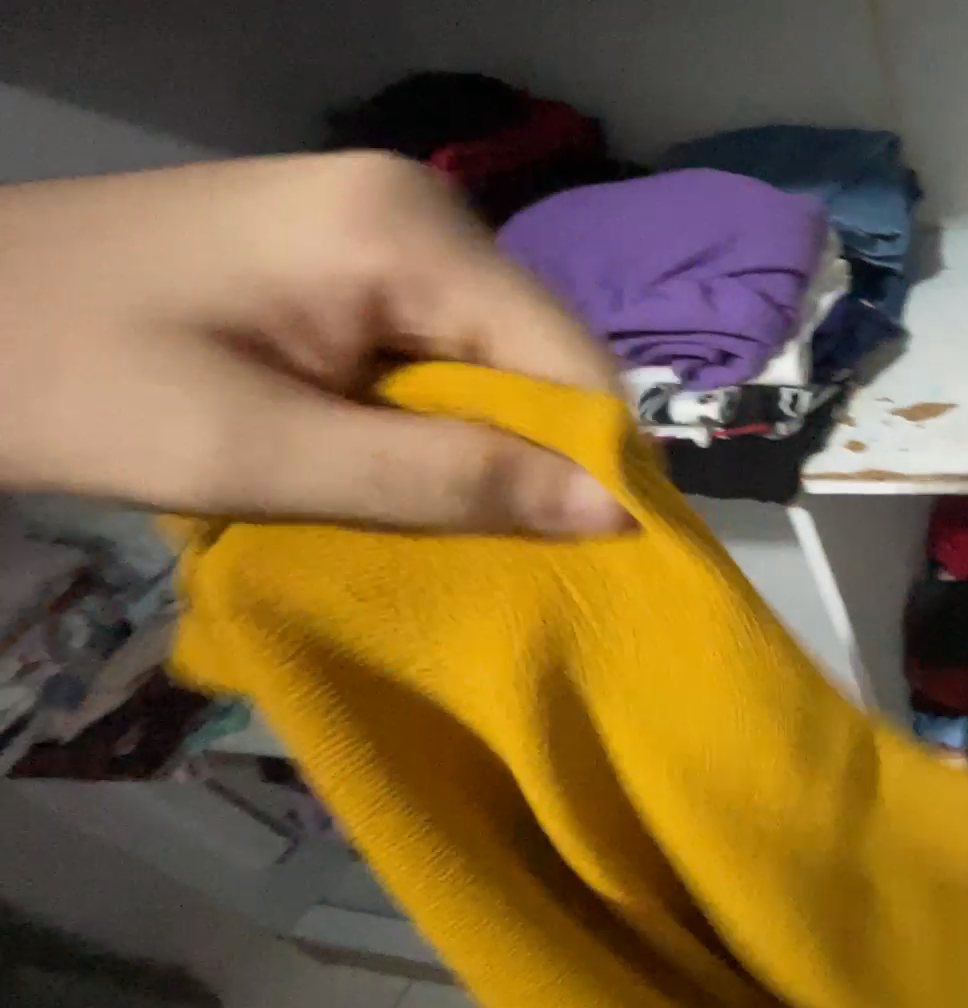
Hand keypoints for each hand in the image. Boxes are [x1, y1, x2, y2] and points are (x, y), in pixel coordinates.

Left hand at [0, 153, 630, 534]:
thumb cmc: (63, 384)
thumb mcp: (258, 455)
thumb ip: (447, 480)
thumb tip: (615, 511)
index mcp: (410, 231)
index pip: (573, 359)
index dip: (597, 456)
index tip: (594, 544)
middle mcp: (433, 212)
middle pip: (551, 356)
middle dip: (546, 450)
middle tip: (512, 534)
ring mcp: (409, 227)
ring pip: (518, 359)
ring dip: (505, 438)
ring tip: (458, 497)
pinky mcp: (384, 256)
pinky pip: (472, 349)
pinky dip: (467, 416)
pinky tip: (422, 450)